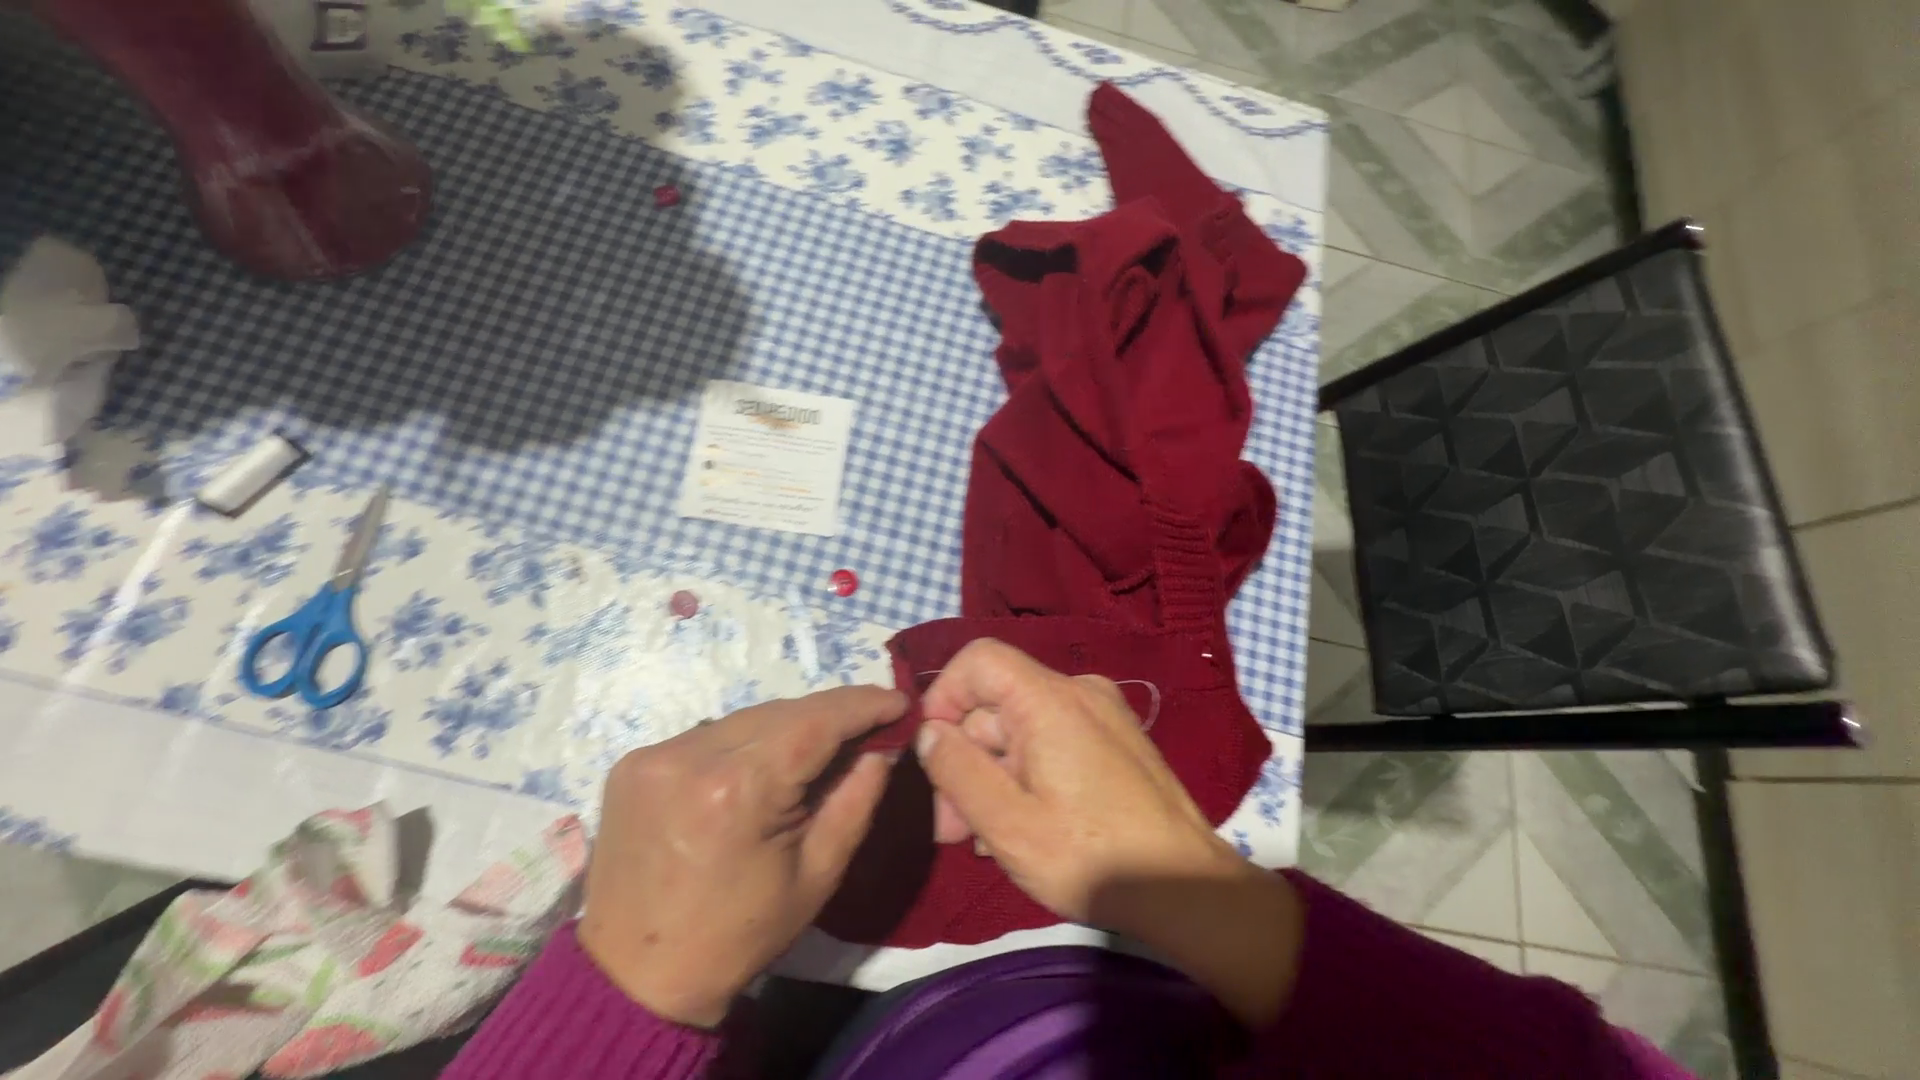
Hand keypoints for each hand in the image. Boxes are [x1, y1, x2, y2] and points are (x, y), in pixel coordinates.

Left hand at [577, 686, 905, 1027]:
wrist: (636, 979)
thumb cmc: (739, 935)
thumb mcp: (819, 874)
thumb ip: (857, 799)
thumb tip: (882, 747)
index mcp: (739, 788)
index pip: (815, 720)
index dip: (862, 704)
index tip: (898, 701)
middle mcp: (691, 755)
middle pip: (779, 712)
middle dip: (828, 715)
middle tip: (866, 730)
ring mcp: (655, 755)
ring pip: (744, 718)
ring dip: (785, 727)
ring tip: (812, 754)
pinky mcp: (632, 762)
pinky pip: (708, 735)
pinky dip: (743, 743)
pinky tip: (756, 770)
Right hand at [913, 639, 1303, 1026]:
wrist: (1186, 889)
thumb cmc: (1089, 856)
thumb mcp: (1006, 822)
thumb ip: (956, 769)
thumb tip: (928, 731)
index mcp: (1050, 699)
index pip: (979, 660)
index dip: (944, 697)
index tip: (933, 755)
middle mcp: (1079, 692)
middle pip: (997, 704)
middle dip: (965, 760)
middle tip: (951, 827)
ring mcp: (1103, 716)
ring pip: (1021, 729)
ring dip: (993, 777)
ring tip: (985, 840)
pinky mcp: (1117, 743)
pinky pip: (1052, 742)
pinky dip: (1027, 776)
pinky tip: (1023, 828)